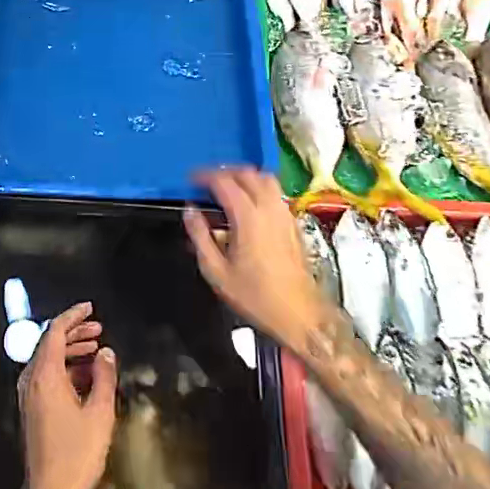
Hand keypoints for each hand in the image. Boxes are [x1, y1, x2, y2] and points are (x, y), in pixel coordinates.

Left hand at [17, 301, 114, 488]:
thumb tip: (105, 352)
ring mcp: (28, 393)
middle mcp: (30, 378)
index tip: (90, 307)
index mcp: (44, 374)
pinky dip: (65, 368)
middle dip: (74, 332)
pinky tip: (86, 375)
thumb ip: (103, 378)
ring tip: (97, 349)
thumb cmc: (77, 454)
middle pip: (49, 343)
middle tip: (99, 328)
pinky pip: (46, 375)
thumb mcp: (99, 414)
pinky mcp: (31, 407)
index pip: (54, 332)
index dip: (72, 316)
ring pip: (47, 359)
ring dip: (71, 350)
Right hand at [183, 168, 335, 349]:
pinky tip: (248, 206)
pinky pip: (276, 195)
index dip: (204, 176)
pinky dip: (259, 190)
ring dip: (245, 178)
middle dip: (225, 172)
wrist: (299, 315)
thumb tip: (190, 212)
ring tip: (227, 189)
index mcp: (248, 218)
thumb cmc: (255, 296)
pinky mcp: (294, 225)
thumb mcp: (215, 270)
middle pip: (248, 174)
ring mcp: (286, 216)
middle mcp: (270, 210)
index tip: (190, 179)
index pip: (224, 182)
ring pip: (266, 180)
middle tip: (207, 181)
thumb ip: (199, 236)